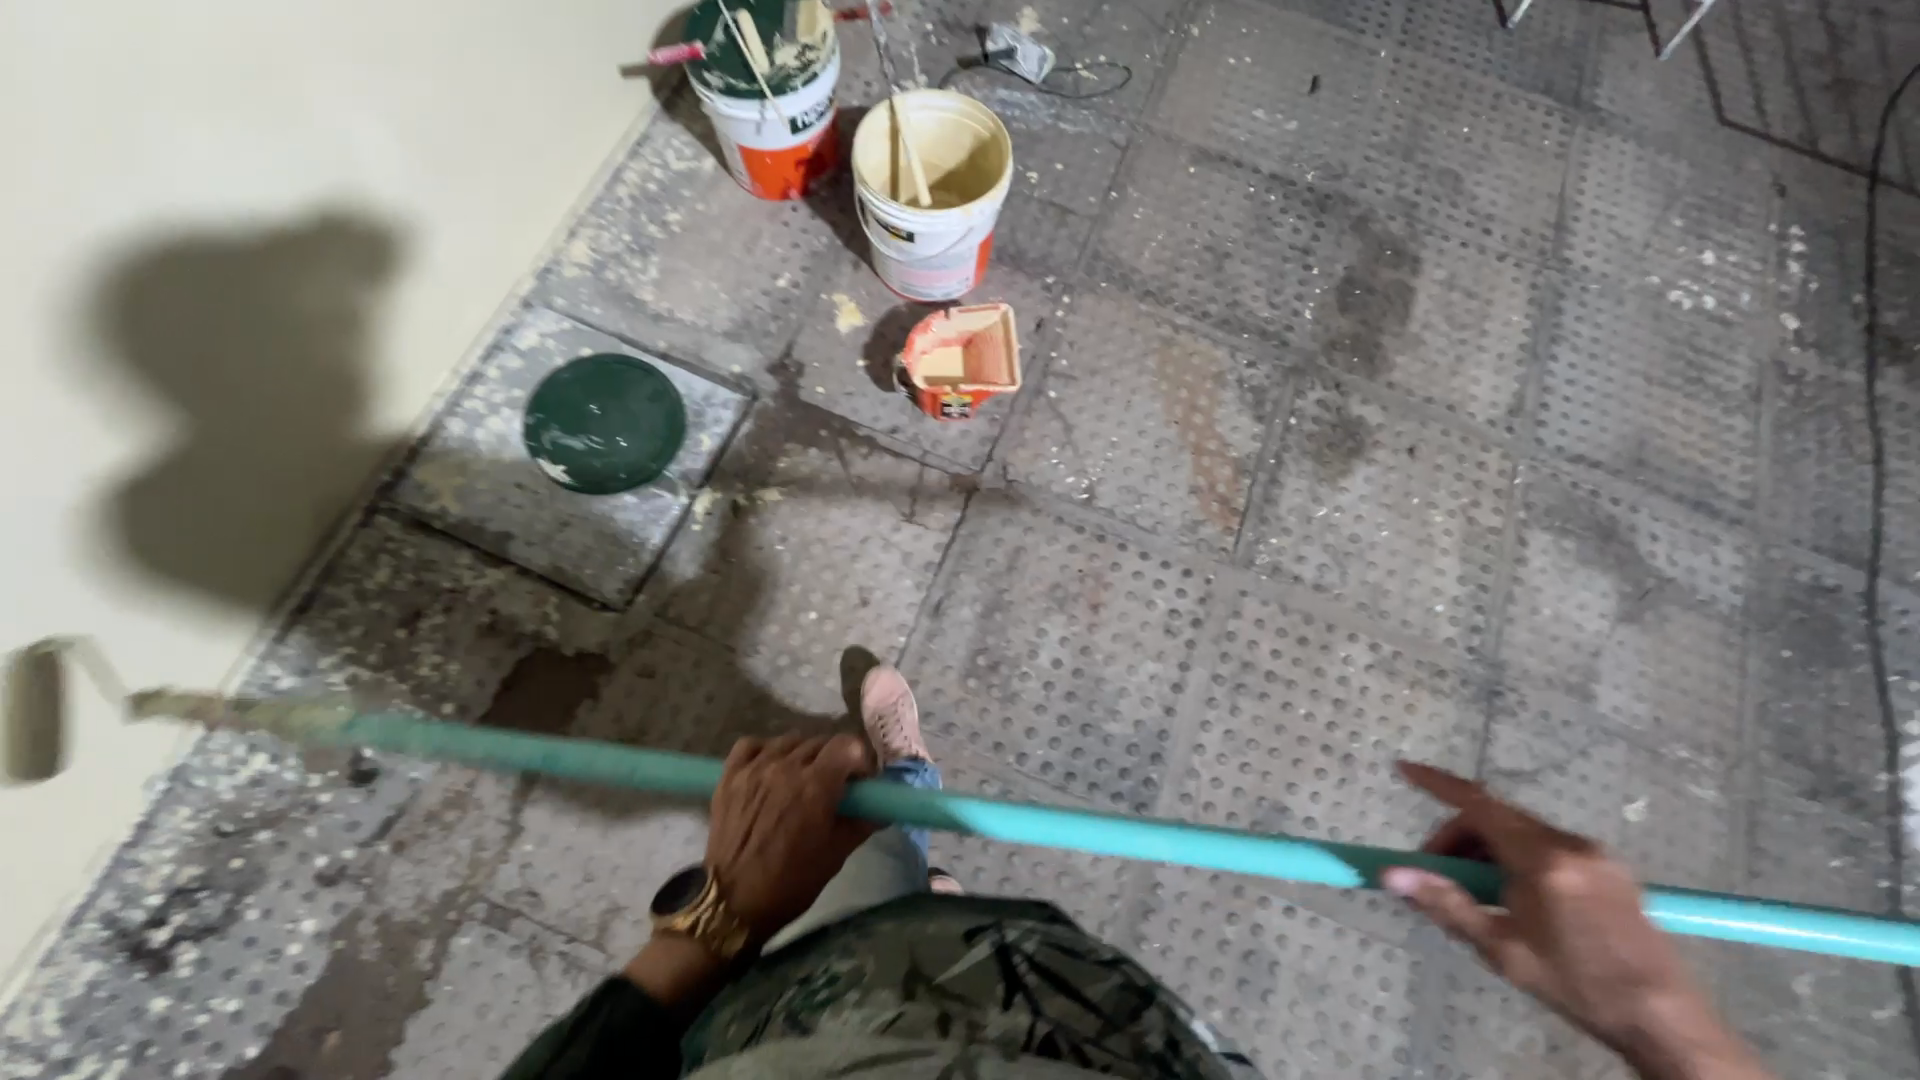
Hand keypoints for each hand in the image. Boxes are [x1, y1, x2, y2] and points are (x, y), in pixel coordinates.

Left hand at [705, 733, 877, 945]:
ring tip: (802, 779)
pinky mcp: (729, 775)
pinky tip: (771, 768)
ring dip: (803, 755)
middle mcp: (785, 767)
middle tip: (835, 784)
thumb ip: (862, 823)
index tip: (861, 780)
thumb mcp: (836, 854)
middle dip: (835, 759)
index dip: (860, 759)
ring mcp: (754, 768)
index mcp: (816, 785)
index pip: (848, 745)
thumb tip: (883, 808)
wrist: (732, 903)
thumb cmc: (790, 882)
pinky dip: (766, 751)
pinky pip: (752, 745)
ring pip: (789, 741)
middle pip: (820, 742)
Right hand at [1387, 762, 1769, 1079]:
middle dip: (1456, 839)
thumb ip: (1444, 903)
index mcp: (1542, 859)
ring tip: (1475, 895)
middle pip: (1495, 818)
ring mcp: (1597, 856)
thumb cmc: (1577, 985)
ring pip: (1521, 833)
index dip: (1435, 783)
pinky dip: (1516, 859)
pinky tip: (1512, 897)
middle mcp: (1571, 844)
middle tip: (1436, 876)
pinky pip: (1547, 847)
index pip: (1477, 804)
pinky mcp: (1612, 871)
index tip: (1402, 769)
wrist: (1667, 1023)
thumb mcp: (1501, 949)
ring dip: (1486, 851)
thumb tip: (1391, 874)